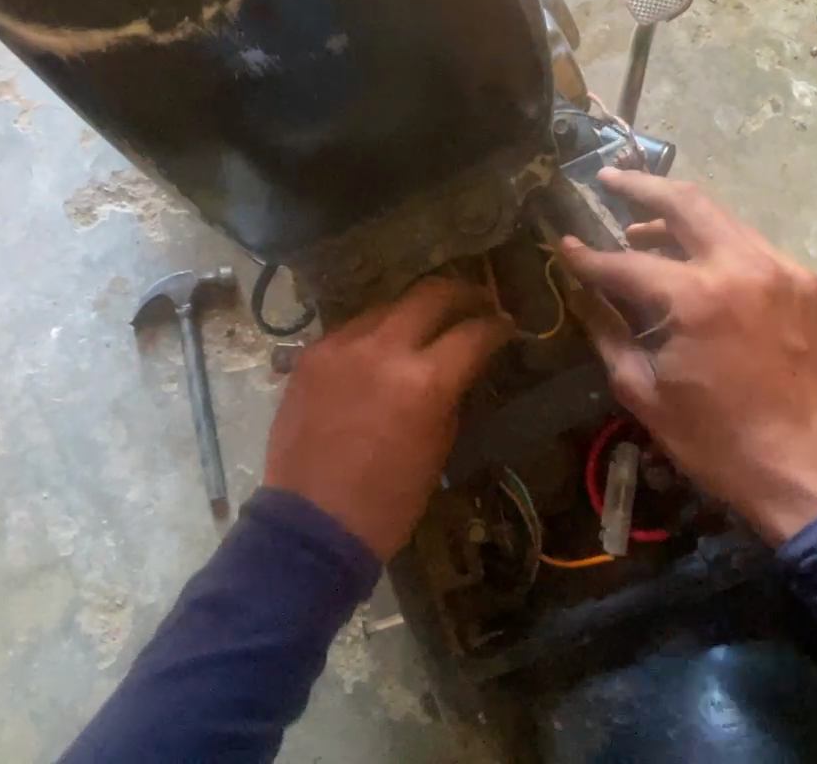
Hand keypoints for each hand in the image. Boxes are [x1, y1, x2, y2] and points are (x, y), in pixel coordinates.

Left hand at [264, 276, 510, 559]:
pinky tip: (380, 350)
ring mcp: (341, 346)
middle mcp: (383, 349)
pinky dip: (374, 334)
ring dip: (413, 312)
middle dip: (463, 294)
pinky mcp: (311, 353)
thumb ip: (453, 394)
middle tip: (477, 301)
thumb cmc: (389, 499)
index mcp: (425, 381)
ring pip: (387, 306)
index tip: (505, 325)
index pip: (474, 333)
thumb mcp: (439, 447)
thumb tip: (463, 366)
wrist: (312, 522)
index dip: (497, 326)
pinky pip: (352, 329)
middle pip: (431, 294)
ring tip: (426, 325)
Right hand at [560, 168, 816, 545]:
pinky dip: (724, 256)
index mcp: (698, 298)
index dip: (589, 255)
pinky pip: (759, 255)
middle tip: (609, 178)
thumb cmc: (716, 441)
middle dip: (641, 187)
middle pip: (686, 202)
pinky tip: (708, 278)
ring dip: (683, 222)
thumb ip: (608, 331)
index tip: (564, 244)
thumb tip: (584, 293)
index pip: (627, 262)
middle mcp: (746, 267)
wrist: (813, 476)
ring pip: (727, 223)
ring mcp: (790, 272)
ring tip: (648, 230)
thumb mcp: (643, 392)